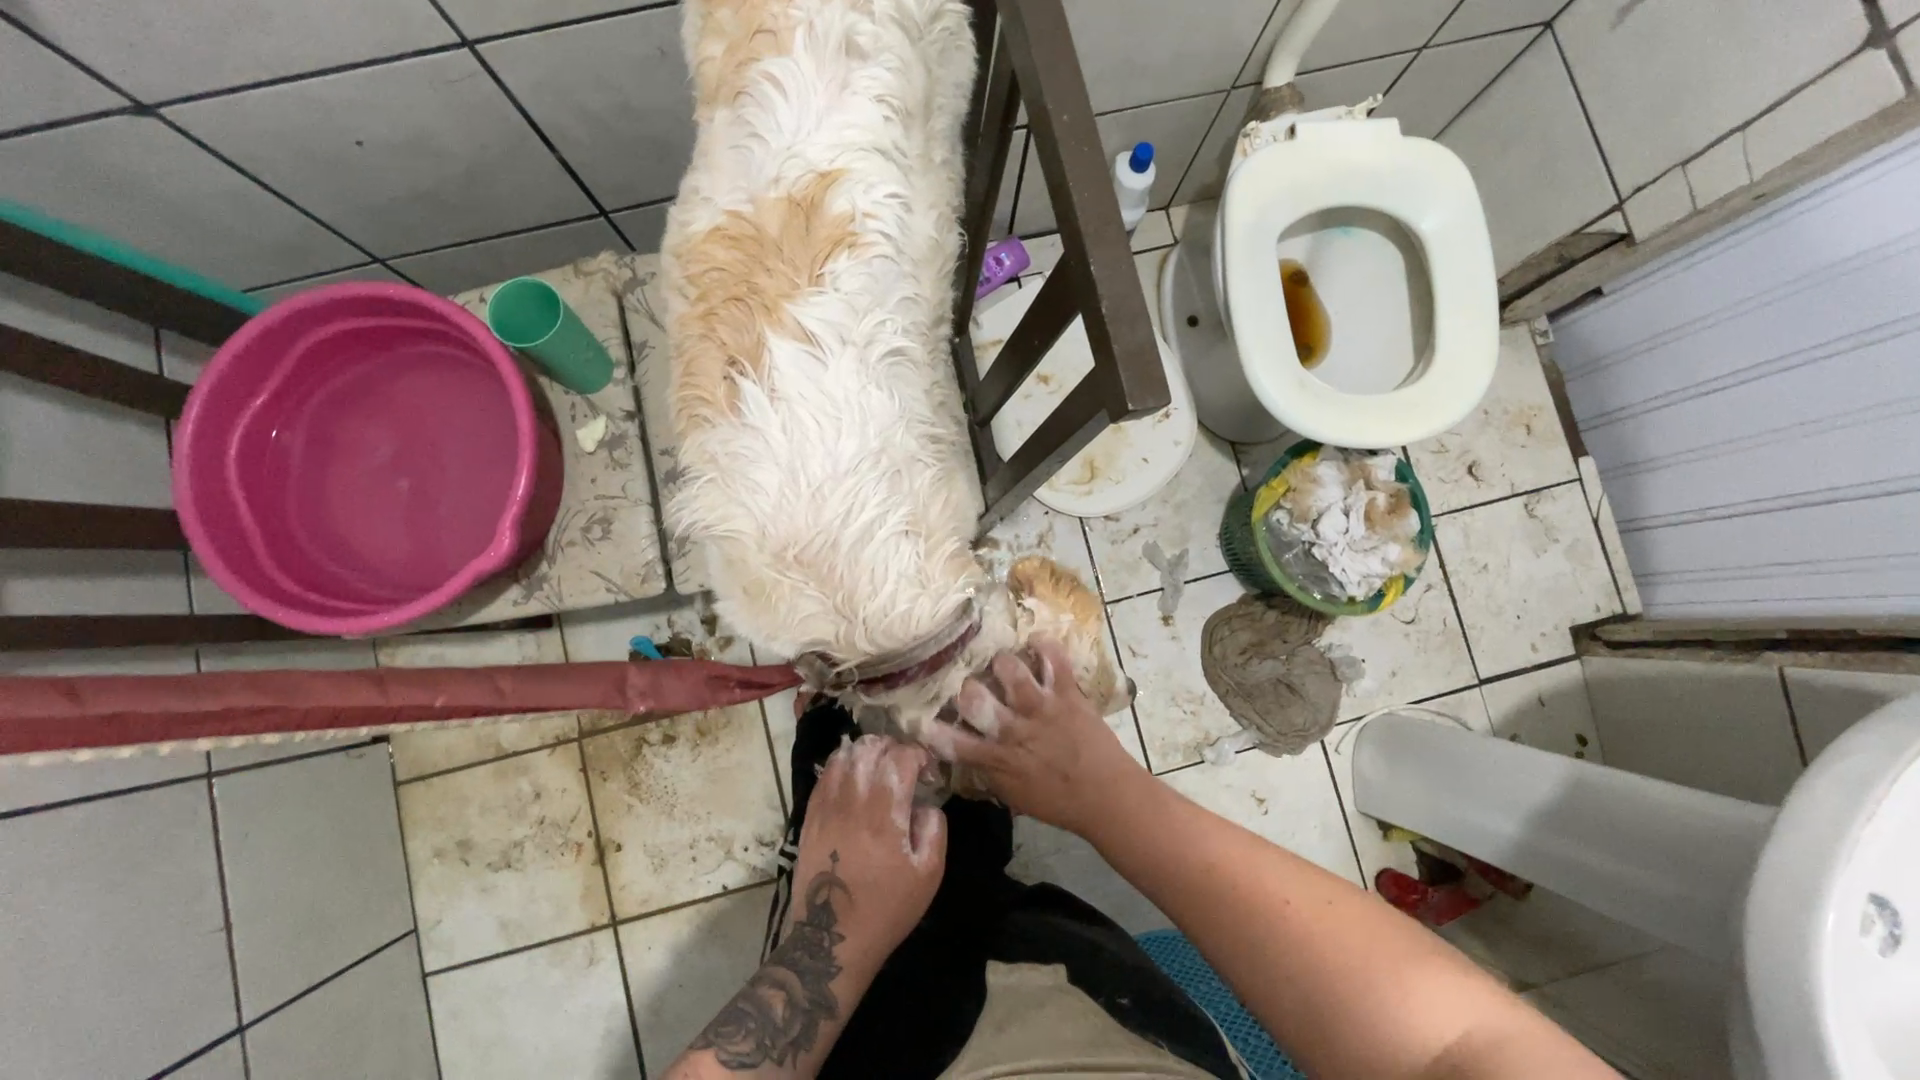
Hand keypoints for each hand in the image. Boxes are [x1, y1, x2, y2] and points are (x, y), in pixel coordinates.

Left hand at [788, 736, 946, 972]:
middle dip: (893, 747)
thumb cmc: (887, 908)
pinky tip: (853, 778)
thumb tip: (924, 804)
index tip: (927, 772)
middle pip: (869, 748)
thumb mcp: (929, 874)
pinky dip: (841, 765)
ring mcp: (826, 807)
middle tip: (905, 766)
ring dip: (866, 752)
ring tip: (879, 767)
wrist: (831, 938)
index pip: (900, 757)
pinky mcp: (809, 817)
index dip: (918, 755)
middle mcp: (853, 800)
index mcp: (885, 813)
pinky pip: (824, 776)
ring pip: (843, 756)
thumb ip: (935, 828)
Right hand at [925, 636, 1150, 836]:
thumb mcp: (1014, 796)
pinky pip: (1055, 660)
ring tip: (1002, 663)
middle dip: (966, 688)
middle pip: (974, 697)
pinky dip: (1045, 645)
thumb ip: (989, 772)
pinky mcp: (1068, 694)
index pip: (953, 743)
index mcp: (998, 759)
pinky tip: (1035, 640)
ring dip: (1002, 663)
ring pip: (1010, 671)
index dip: (931, 729)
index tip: (918, 718)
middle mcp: (1014, 730)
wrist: (1107, 797)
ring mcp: (1041, 708)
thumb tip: (969, 755)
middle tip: (971, 685)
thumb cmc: (1060, 802)